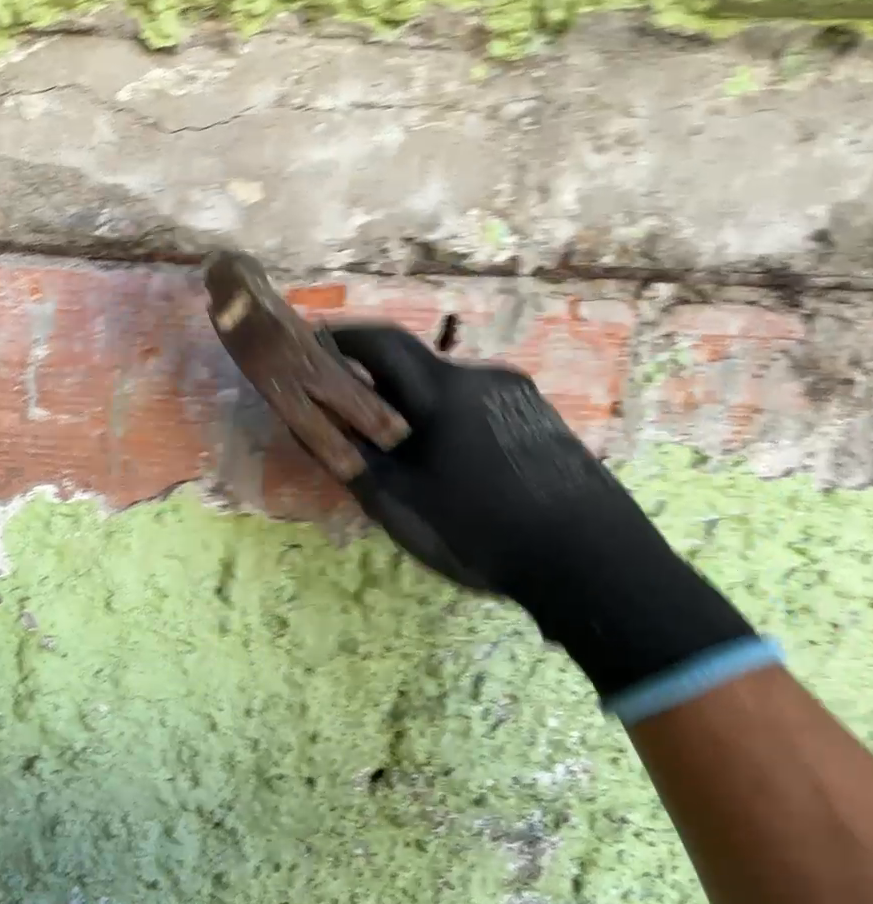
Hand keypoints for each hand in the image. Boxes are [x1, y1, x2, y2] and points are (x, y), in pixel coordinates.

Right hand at [328, 325, 766, 708]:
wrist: (595, 565)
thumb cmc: (477, 527)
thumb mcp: (393, 498)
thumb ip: (347, 453)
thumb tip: (313, 421)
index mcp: (442, 389)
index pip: (378, 340)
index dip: (338, 338)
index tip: (308, 348)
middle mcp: (481, 378)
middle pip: (410, 364)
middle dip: (368, 380)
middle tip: (338, 411)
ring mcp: (518, 397)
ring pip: (442, 389)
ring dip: (406, 404)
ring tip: (384, 446)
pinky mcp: (539, 421)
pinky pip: (471, 406)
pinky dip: (439, 420)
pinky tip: (435, 463)